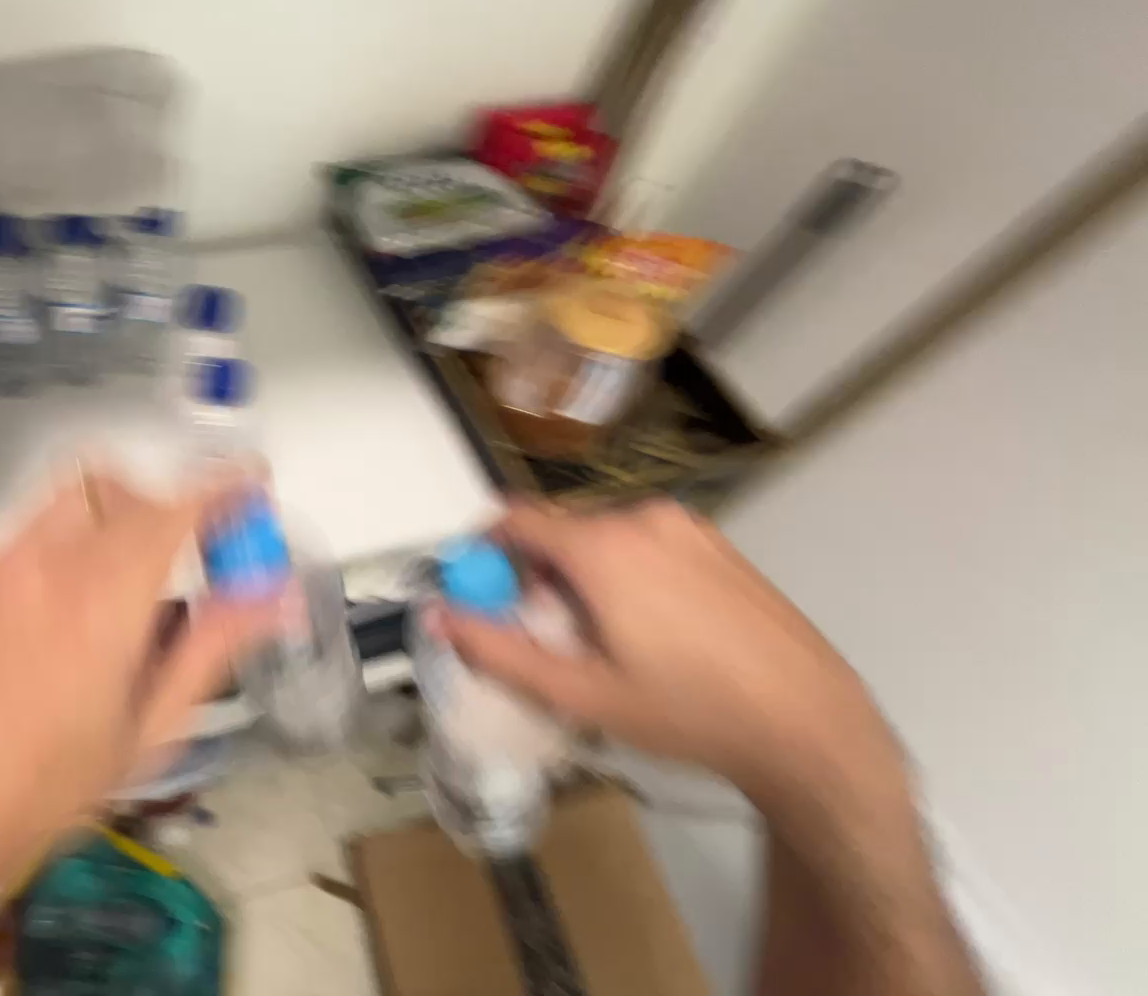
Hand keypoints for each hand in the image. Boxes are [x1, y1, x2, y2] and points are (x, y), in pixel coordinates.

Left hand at [0, 466, 274, 989]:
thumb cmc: (44, 791)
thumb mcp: (149, 728)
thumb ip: (215, 646)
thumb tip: (275, 600)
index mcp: (99, 599)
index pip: (175, 509)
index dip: (224, 486)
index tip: (252, 484)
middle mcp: (45, 561)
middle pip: (122, 484)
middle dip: (168, 502)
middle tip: (196, 550)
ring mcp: (0, 563)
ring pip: (75, 493)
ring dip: (121, 512)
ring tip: (141, 577)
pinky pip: (39, 522)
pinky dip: (80, 532)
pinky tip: (84, 600)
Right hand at [441, 499, 905, 808]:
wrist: (813, 728)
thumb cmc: (686, 710)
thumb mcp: (577, 690)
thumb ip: (494, 648)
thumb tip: (433, 615)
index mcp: (601, 545)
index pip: (514, 519)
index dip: (485, 550)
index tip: (484, 592)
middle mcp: (642, 518)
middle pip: (559, 531)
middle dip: (538, 573)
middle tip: (551, 634)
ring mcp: (688, 527)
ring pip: (602, 537)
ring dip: (582, 574)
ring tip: (606, 637)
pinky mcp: (719, 544)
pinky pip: (644, 543)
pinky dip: (625, 572)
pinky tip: (655, 628)